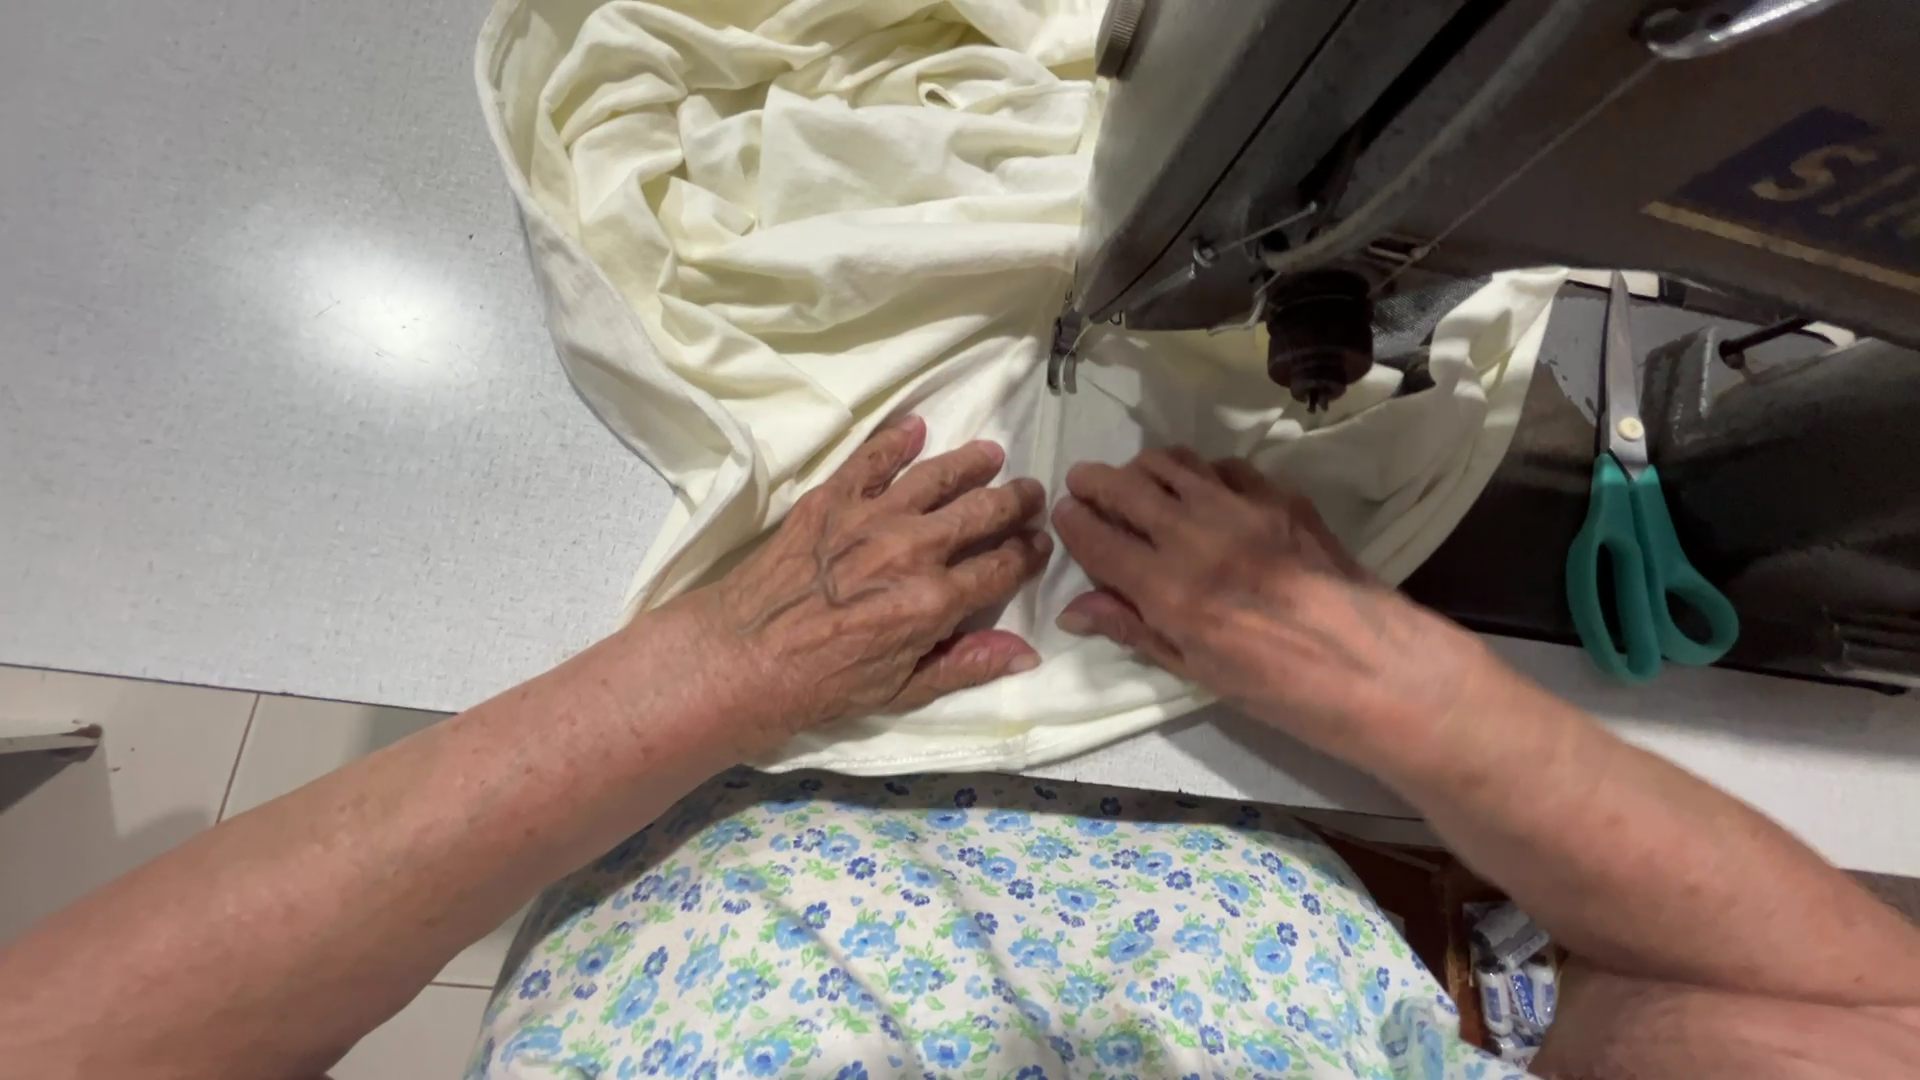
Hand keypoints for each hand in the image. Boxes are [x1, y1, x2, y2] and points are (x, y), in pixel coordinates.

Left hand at [675, 416, 1050, 752]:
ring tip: (991, 453)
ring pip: (936, 476)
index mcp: (934, 601)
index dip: (1029, 554)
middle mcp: (912, 549)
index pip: (1002, 567)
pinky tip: (917, 427)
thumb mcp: (904, 690)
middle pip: (980, 513)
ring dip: (971, 462)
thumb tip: (1029, 652)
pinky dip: (896, 440)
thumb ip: (968, 665)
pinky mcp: (831, 498)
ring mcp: (871, 517)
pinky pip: (871, 459)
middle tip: (1030, 493)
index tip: (1041, 543)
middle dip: (1015, 501)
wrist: (744, 657)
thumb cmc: (826, 683)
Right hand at [1049, 447, 1492, 771]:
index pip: (1099, 540)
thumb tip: (1074, 610)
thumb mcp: (1196, 672)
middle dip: (1093, 480)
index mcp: (1171, 591)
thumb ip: (1133, 628)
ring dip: (1142, 467)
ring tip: (1134, 479)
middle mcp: (1198, 538)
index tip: (1063, 514)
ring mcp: (1243, 510)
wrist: (1379, 671)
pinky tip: (1201, 490)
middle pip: (1127, 487)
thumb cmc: (1280, 690)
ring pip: (1173, 463)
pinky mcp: (1281, 498)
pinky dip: (1200, 472)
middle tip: (1083, 484)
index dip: (1072, 522)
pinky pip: (1225, 467)